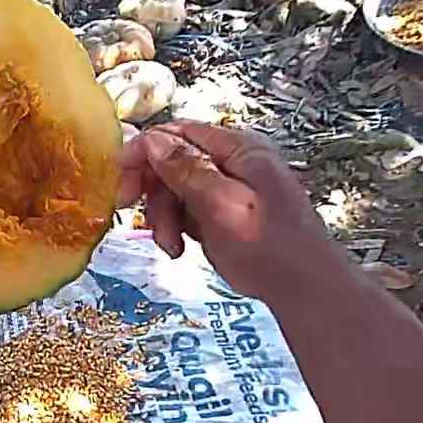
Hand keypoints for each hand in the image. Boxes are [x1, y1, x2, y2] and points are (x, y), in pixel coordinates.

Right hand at [118, 123, 341, 301]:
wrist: (301, 288)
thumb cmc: (268, 245)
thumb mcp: (223, 204)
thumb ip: (187, 170)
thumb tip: (151, 139)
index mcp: (235, 150)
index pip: (176, 133)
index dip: (143, 153)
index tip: (121, 183)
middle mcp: (227, 163)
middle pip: (170, 162)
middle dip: (150, 190)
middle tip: (129, 213)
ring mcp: (222, 190)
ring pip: (172, 190)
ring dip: (162, 217)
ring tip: (170, 247)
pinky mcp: (217, 215)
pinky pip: (182, 212)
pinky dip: (174, 229)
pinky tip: (178, 250)